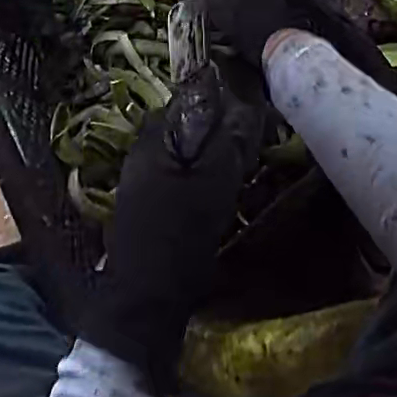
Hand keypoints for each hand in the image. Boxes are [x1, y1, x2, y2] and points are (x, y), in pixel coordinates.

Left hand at [79, 65, 261, 390]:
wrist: (145, 303)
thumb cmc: (180, 237)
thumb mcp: (216, 182)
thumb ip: (232, 136)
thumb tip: (248, 97)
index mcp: (154, 133)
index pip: (199, 94)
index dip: (231, 102)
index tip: (254, 121)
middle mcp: (143, 144)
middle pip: (196, 119)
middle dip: (225, 130)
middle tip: (249, 154)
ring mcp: (142, 171)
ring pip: (192, 144)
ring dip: (217, 153)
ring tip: (237, 175)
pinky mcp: (148, 194)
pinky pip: (184, 167)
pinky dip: (204, 173)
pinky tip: (219, 194)